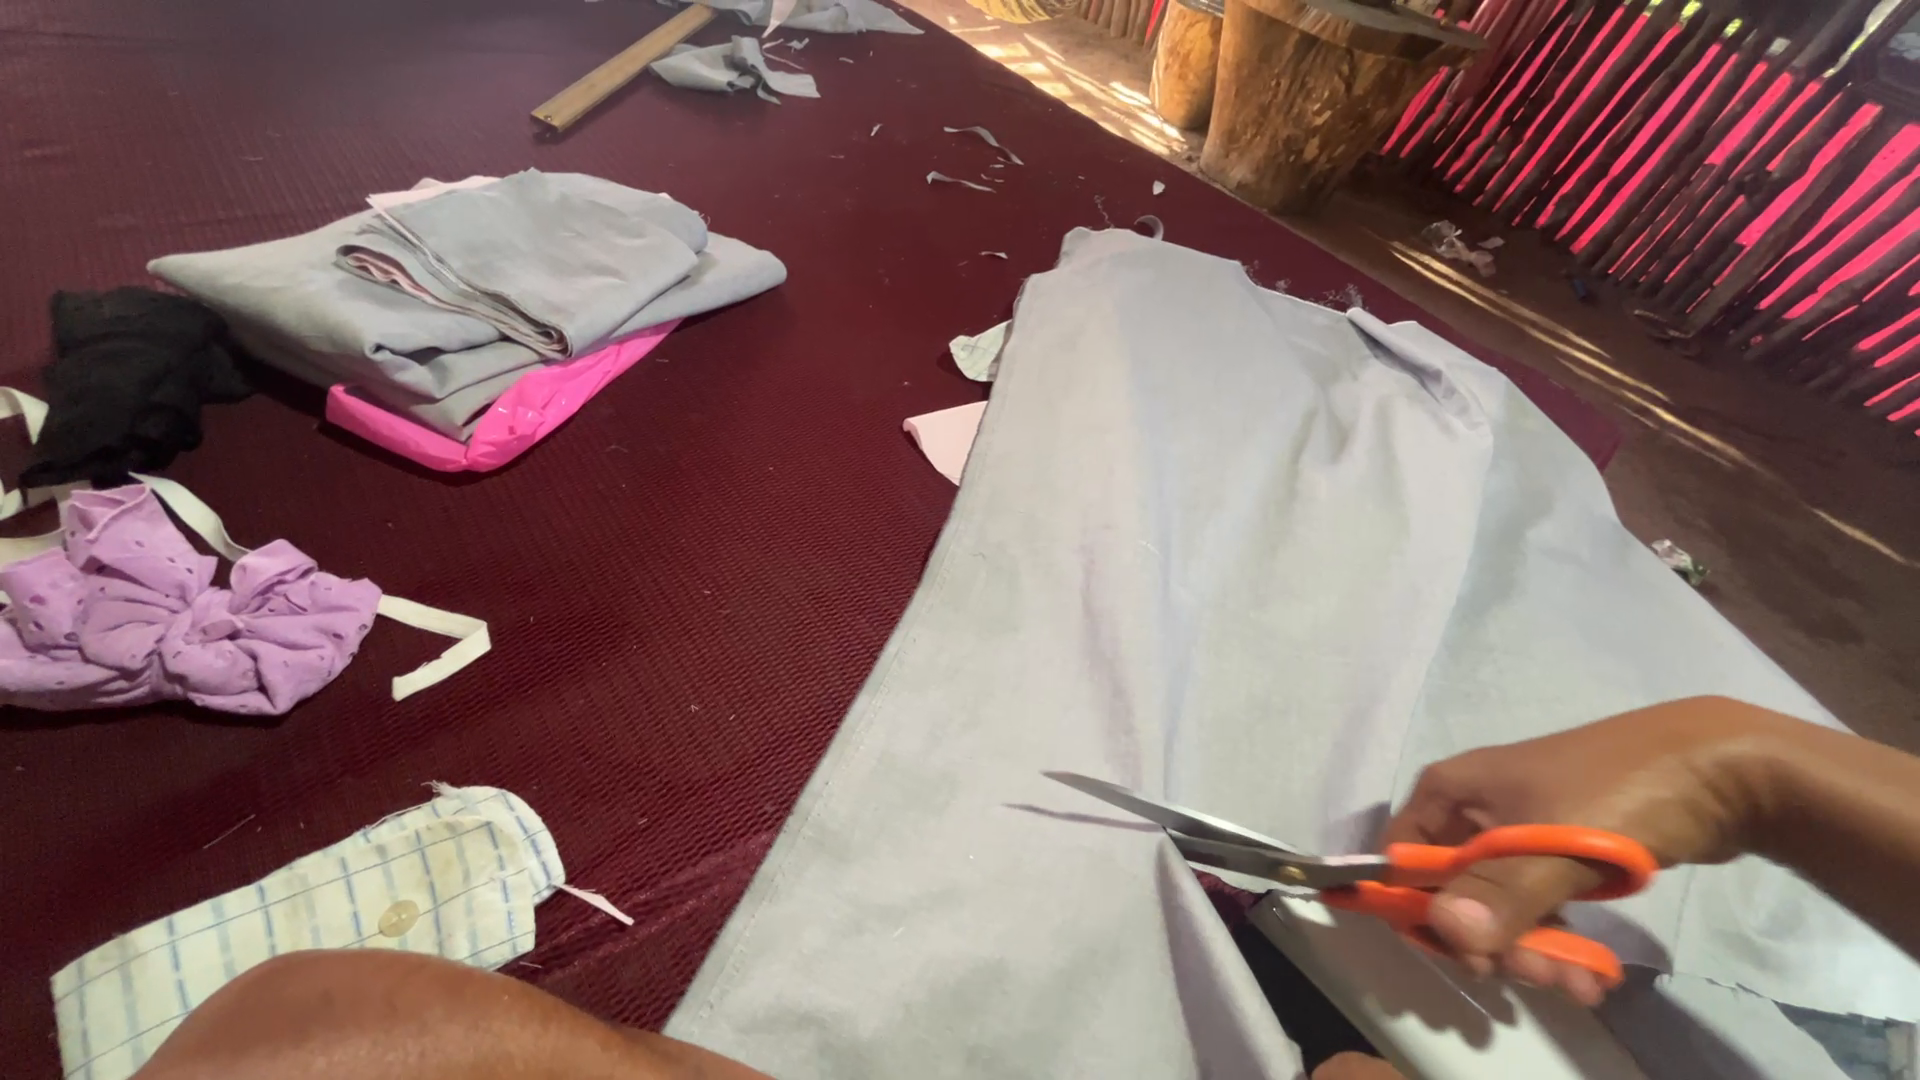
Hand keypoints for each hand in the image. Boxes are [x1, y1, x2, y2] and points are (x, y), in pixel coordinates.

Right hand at [1379, 696, 1795, 1004]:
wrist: (1723, 766)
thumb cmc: (1616, 791)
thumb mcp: (1553, 845)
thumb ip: (1499, 893)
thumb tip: (1448, 932)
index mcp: (1447, 792)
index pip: (1402, 857)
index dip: (1421, 909)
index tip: (1471, 957)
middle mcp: (1469, 810)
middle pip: (1452, 886)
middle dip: (1490, 939)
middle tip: (1539, 976)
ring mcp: (1514, 829)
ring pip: (1497, 899)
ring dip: (1527, 948)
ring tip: (1578, 983)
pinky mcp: (1555, 849)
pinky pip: (1535, 899)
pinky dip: (1555, 938)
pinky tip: (1590, 972)